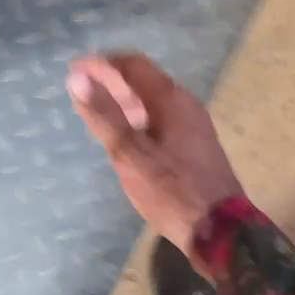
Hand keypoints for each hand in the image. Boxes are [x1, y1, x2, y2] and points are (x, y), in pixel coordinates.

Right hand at [66, 53, 244, 261]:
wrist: (220, 230)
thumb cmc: (171, 190)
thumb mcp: (130, 154)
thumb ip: (104, 115)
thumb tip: (78, 77)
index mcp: (170, 99)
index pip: (132, 64)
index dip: (102, 63)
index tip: (75, 70)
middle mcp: (185, 103)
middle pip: (143, 79)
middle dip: (111, 79)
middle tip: (80, 88)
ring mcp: (193, 123)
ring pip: (152, 100)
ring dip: (123, 98)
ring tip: (96, 108)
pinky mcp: (194, 143)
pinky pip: (160, 117)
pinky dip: (137, 116)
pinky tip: (124, 134)